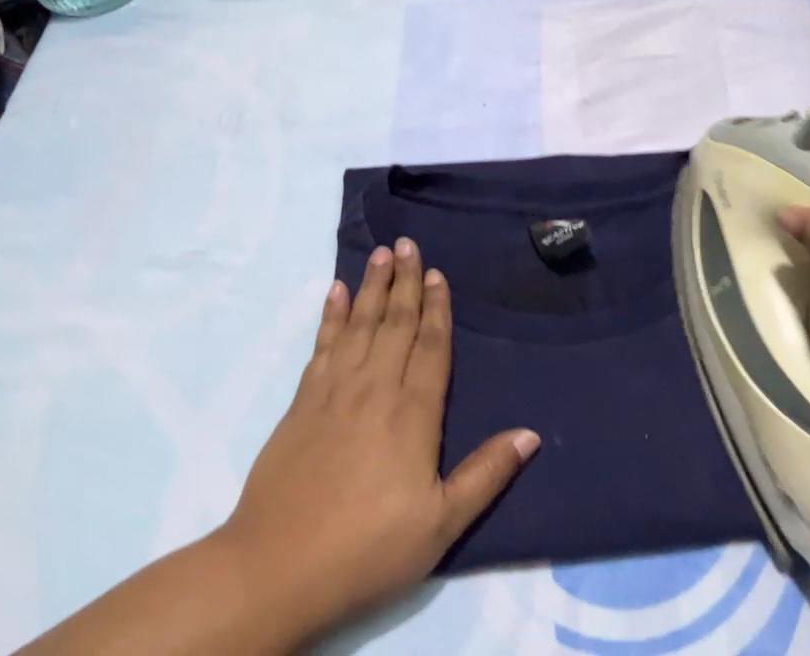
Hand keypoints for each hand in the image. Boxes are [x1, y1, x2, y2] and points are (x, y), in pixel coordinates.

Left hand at [19, 240, 536, 655]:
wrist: (278, 565)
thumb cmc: (368, 548)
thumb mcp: (441, 524)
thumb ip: (485, 475)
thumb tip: (531, 434)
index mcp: (414, 414)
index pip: (431, 347)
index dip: (438, 309)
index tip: (439, 274)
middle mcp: (375, 389)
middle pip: (395, 324)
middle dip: (406, 282)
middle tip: (409, 244)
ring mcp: (333, 392)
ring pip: (359, 325)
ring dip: (372, 287)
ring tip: (381, 254)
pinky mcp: (301, 403)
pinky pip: (322, 345)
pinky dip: (331, 316)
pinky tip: (336, 293)